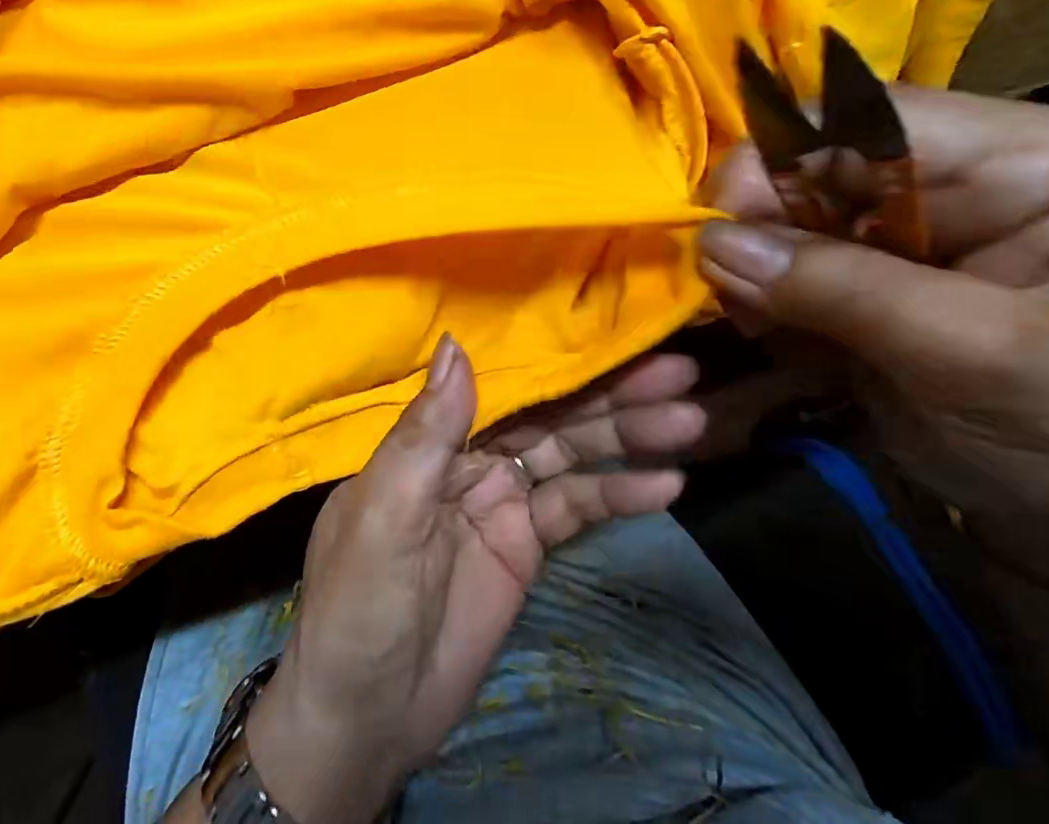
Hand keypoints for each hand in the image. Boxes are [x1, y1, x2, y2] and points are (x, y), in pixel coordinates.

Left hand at [244, 336, 704, 822]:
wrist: (365, 716)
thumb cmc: (358, 607)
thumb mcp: (382, 515)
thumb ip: (425, 434)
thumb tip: (456, 344)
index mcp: (430, 440)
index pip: (503, 386)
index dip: (557, 359)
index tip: (616, 333)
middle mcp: (471, 459)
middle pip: (549, 416)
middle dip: (611, 394)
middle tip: (680, 372)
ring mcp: (503, 502)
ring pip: (572, 456)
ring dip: (628, 439)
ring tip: (690, 422)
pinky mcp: (527, 546)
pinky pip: (577, 509)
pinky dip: (619, 496)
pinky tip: (666, 485)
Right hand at [698, 87, 1048, 632]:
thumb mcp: (997, 371)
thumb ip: (853, 296)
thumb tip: (715, 244)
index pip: (892, 119)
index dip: (784, 158)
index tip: (715, 228)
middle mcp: (1007, 167)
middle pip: (840, 161)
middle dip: (769, 223)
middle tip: (729, 294)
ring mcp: (953, 222)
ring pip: (811, 212)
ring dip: (766, 265)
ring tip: (755, 324)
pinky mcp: (910, 269)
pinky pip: (813, 259)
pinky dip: (777, 294)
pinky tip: (778, 332)